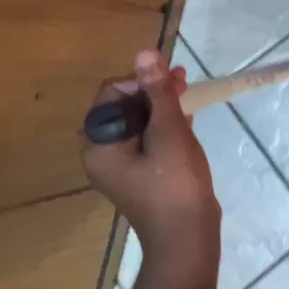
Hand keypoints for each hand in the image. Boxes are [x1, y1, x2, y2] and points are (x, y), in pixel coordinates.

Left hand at [83, 50, 220, 277]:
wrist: (186, 235)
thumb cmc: (176, 183)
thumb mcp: (170, 131)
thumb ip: (158, 92)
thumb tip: (145, 53)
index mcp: (99, 145)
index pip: (110, 95)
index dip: (141, 82)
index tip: (174, 82)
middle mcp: (101, 154)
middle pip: (122, 107)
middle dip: (152, 91)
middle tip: (185, 84)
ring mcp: (119, 166)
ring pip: (136, 121)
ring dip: (160, 105)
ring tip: (188, 95)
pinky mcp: (137, 173)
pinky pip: (144, 138)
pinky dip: (162, 124)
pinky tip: (186, 118)